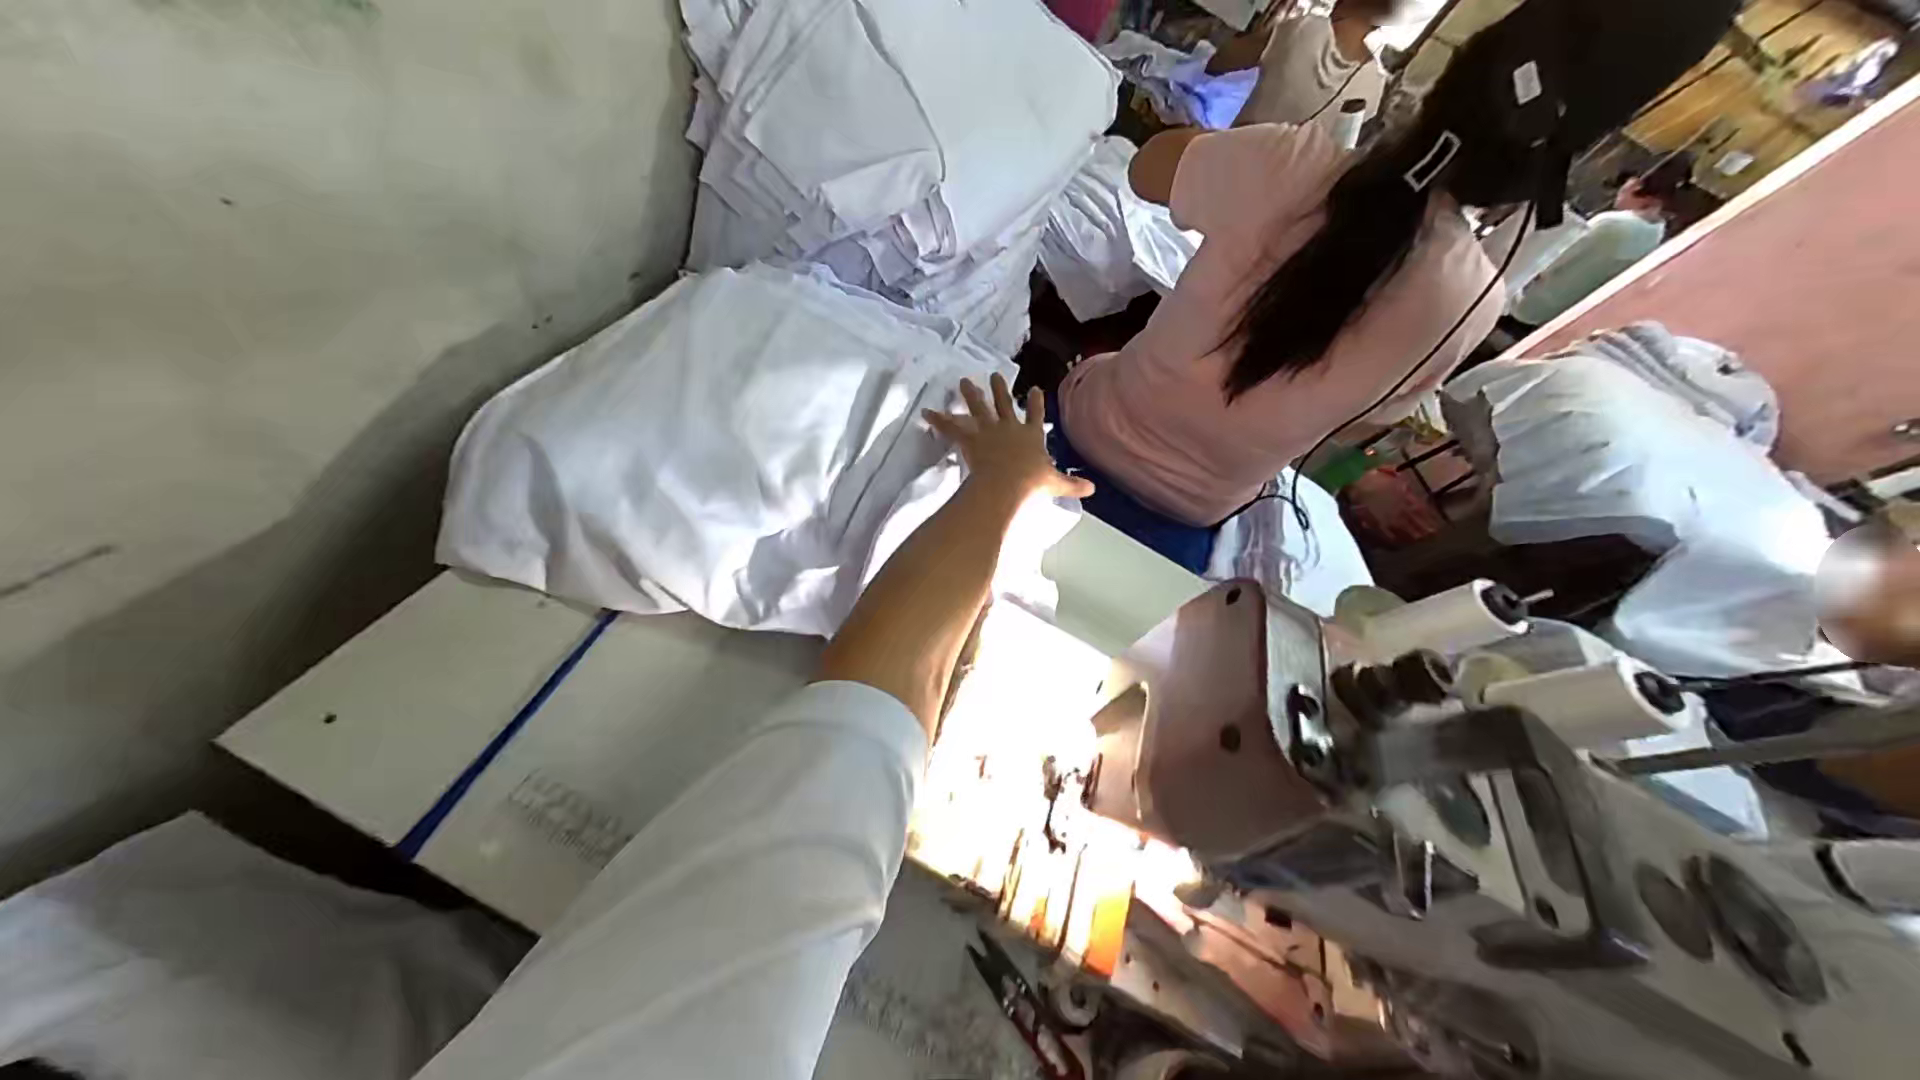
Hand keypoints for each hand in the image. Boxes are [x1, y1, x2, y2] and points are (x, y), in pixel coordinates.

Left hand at [923, 374, 1093, 501]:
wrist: (1008, 483)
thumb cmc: (1032, 484)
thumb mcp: (1055, 484)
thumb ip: (1072, 484)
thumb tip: (1093, 489)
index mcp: (1031, 435)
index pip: (1035, 415)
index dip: (1035, 402)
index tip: (1034, 389)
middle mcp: (1009, 427)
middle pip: (1004, 404)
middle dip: (1000, 389)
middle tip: (996, 375)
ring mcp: (988, 430)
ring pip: (978, 408)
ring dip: (971, 394)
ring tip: (964, 381)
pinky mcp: (969, 439)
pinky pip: (951, 427)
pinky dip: (938, 420)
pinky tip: (925, 412)